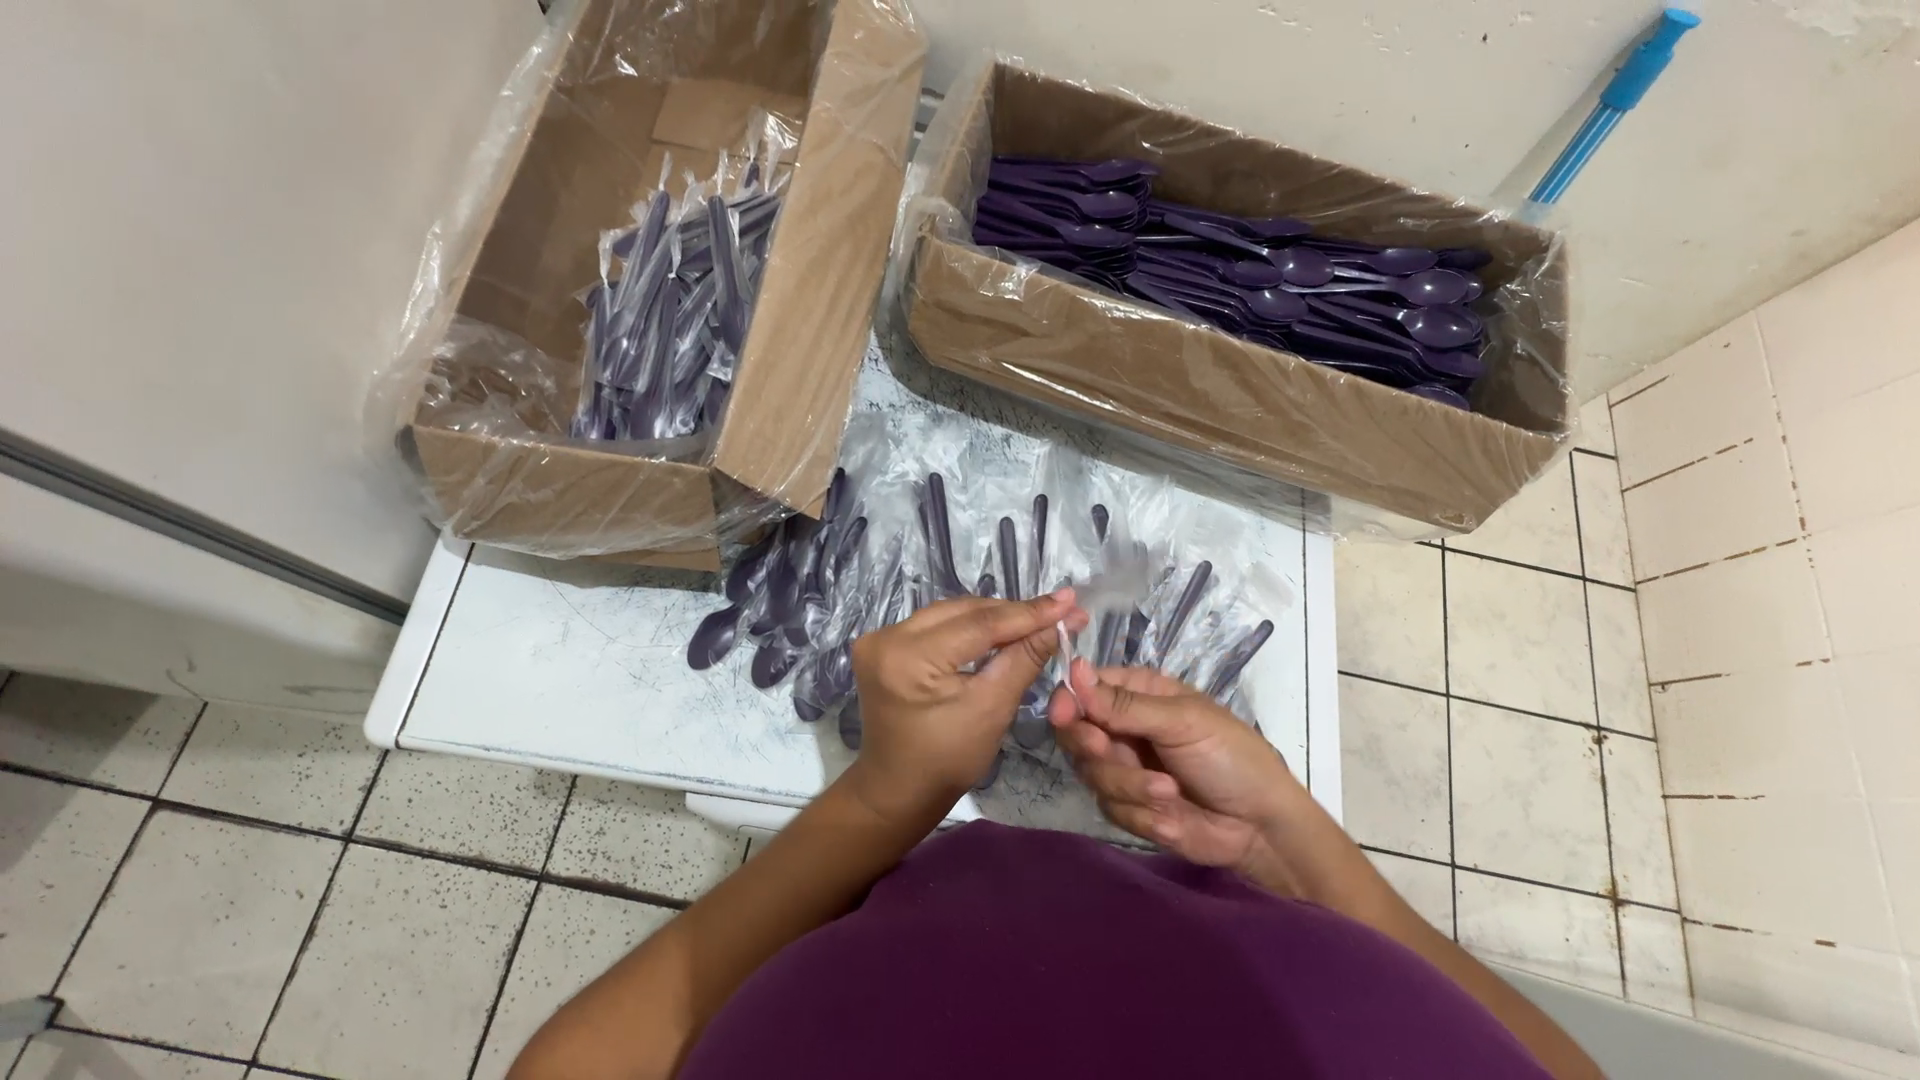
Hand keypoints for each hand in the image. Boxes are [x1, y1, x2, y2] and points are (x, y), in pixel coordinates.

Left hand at [844, 590, 1085, 823]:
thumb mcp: (992, 709)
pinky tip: (999, 631)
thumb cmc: (946, 760)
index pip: (979, 622)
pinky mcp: (883, 647)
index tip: (1069, 601)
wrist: (899, 791)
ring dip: (992, 618)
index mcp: (908, 655)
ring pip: (950, 614)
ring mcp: (880, 639)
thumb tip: (1059, 621)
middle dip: (1012, 613)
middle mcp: (887, 637)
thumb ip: (1024, 658)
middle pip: (963, 611)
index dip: (1028, 612)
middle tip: (1059, 611)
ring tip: (1035, 620)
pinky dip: (968, 628)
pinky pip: (935, 626)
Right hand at [1049, 659, 1303, 878]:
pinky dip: (1140, 812)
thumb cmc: (1232, 757)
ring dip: (1128, 785)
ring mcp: (1123, 769)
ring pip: (1090, 773)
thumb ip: (1125, 704)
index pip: (1084, 688)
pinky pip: (1110, 807)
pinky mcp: (1127, 808)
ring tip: (1168, 790)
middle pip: (1075, 732)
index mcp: (1138, 694)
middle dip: (1092, 746)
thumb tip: (1074, 670)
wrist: (1261, 827)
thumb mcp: (1182, 721)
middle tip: (1108, 752)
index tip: (1064, 715)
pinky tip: (1172, 813)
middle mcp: (1123, 728)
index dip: (1068, 700)